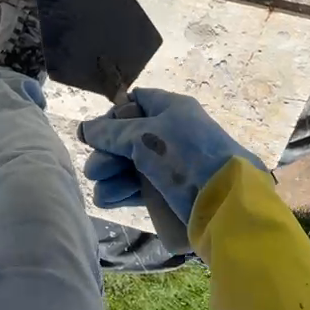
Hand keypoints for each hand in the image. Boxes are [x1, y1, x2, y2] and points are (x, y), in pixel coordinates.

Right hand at [79, 89, 264, 230]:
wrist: (226, 207)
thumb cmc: (184, 159)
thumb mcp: (142, 137)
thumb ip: (109, 132)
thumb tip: (83, 129)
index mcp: (171, 110)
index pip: (135, 102)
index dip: (113, 116)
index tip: (97, 133)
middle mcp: (171, 133)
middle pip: (126, 137)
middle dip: (106, 153)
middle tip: (95, 171)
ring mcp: (171, 164)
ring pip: (129, 165)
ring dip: (110, 176)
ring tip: (102, 192)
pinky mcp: (170, 192)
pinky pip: (138, 187)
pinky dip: (122, 192)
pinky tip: (108, 200)